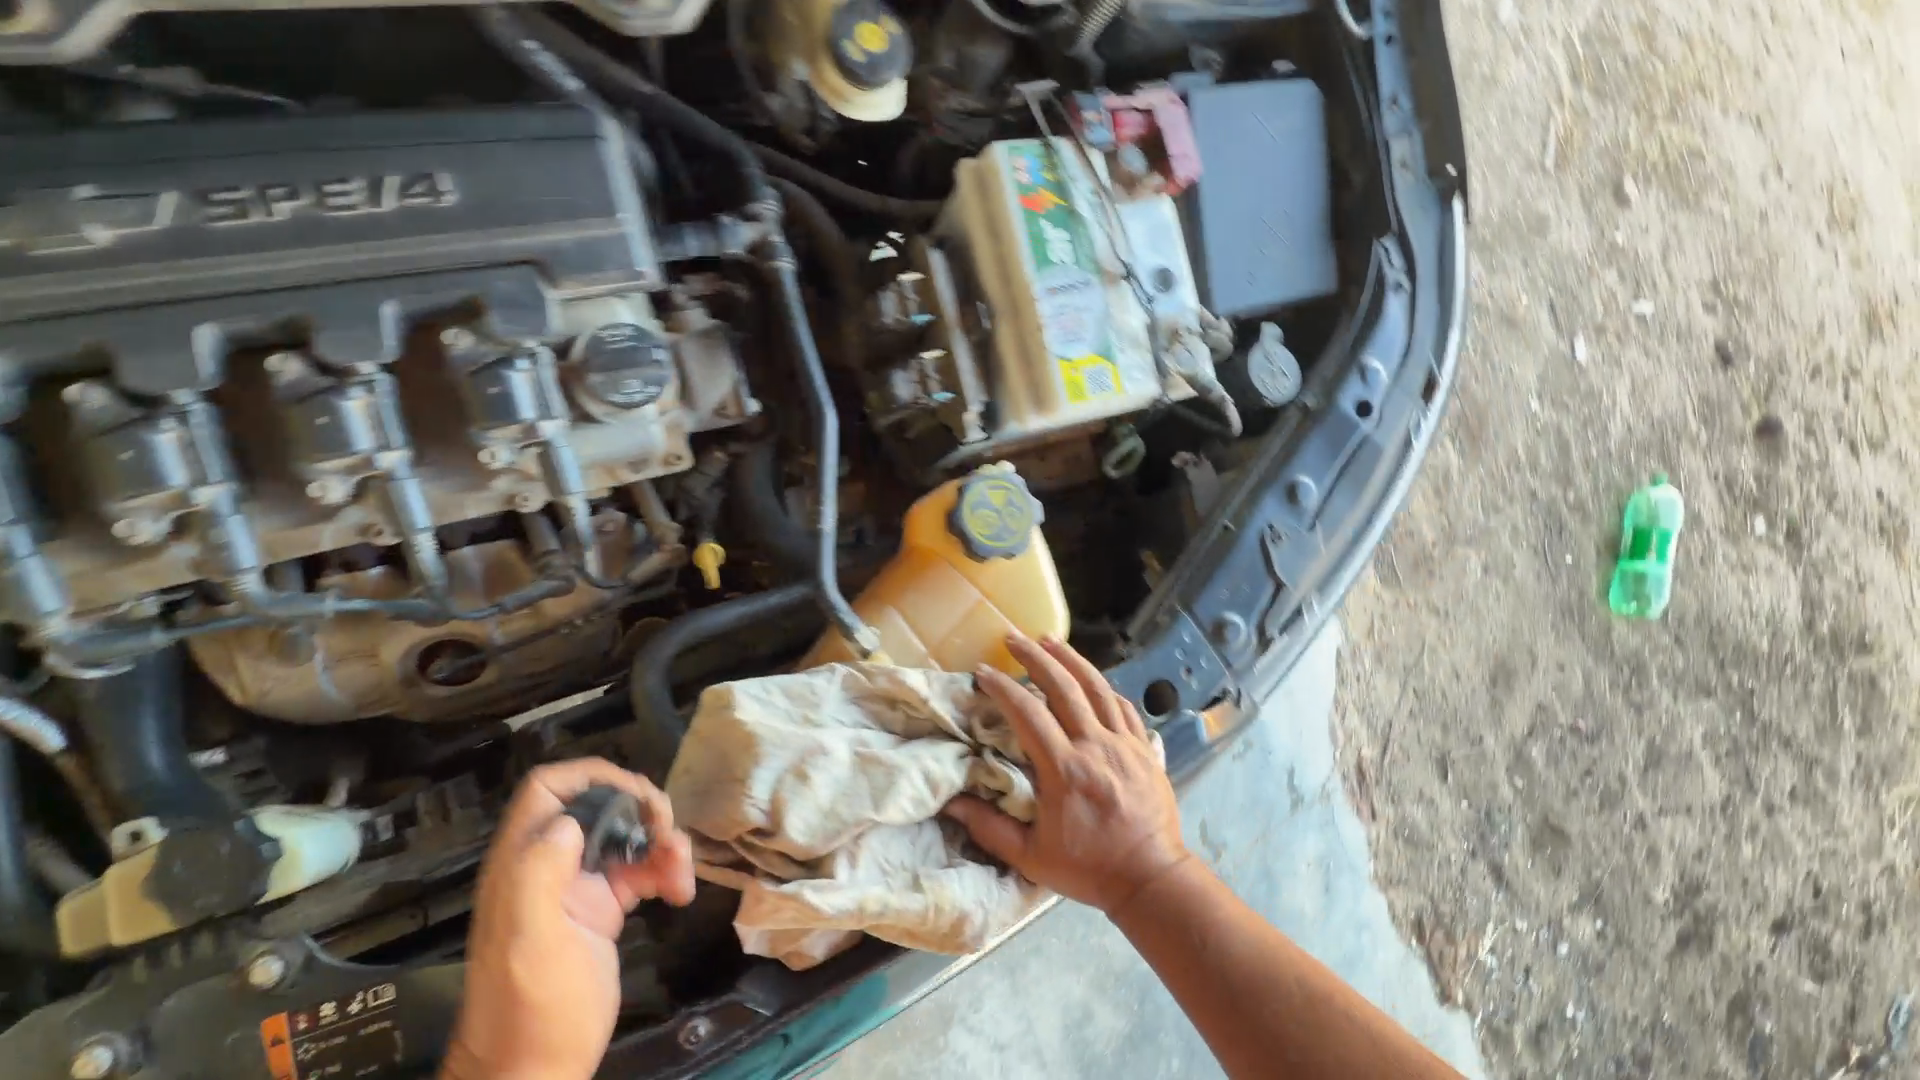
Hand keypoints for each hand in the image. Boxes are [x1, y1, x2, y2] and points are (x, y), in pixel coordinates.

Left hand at [442, 759, 696, 1079]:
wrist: (535, 1073)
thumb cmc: (531, 1009)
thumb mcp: (531, 941)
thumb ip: (539, 875)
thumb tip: (568, 822)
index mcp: (525, 862)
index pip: (549, 789)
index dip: (592, 775)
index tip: (634, 793)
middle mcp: (551, 865)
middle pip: (601, 804)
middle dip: (640, 808)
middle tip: (666, 832)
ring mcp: (580, 886)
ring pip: (628, 835)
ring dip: (662, 842)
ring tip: (681, 873)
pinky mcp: (605, 909)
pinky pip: (643, 870)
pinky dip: (667, 872)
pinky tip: (681, 894)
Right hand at [944, 633, 1191, 917]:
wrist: (1152, 879)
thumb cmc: (1088, 869)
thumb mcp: (1031, 857)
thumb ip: (989, 828)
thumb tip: (950, 803)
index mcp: (1065, 770)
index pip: (1028, 713)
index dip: (1002, 688)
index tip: (982, 673)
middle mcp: (1096, 747)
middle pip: (1064, 687)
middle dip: (1035, 657)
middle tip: (1012, 637)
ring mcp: (1124, 744)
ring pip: (1097, 687)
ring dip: (1071, 659)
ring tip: (1049, 639)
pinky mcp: (1144, 749)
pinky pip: (1123, 706)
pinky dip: (1103, 686)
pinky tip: (1090, 678)